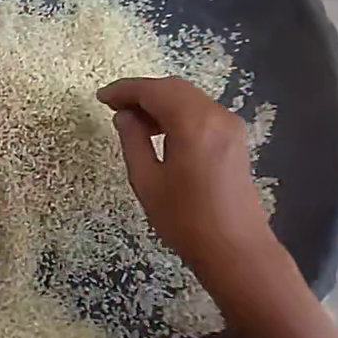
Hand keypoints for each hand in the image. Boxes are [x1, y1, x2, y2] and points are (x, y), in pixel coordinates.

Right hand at [97, 77, 286, 291]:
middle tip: (114, 107)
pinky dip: (177, 113)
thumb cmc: (185, 219)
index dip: (125, 90)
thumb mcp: (147, 181)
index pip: (154, 91)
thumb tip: (124, 116)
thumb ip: (133, 141)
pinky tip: (160, 133)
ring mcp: (230, 126)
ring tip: (133, 123)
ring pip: (189, 98)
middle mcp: (216, 116)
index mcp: (193, 124)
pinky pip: (201, 112)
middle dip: (142, 93)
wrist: (235, 249)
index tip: (102, 97)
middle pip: (174, 88)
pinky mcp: (235, 139)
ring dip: (159, 102)